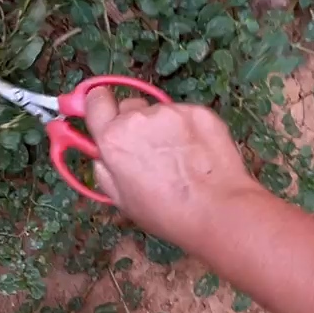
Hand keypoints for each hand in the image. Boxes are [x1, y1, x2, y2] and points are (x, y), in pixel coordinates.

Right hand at [82, 87, 264, 251]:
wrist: (216, 209)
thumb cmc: (163, 212)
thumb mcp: (120, 199)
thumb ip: (104, 169)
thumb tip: (103, 155)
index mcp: (113, 138)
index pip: (97, 100)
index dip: (99, 107)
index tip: (106, 117)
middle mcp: (139, 117)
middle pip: (129, 106)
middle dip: (133, 123)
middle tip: (146, 150)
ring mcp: (172, 111)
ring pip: (158, 112)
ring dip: (161, 127)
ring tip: (177, 156)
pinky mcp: (199, 111)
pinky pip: (184, 115)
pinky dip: (186, 128)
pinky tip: (195, 153)